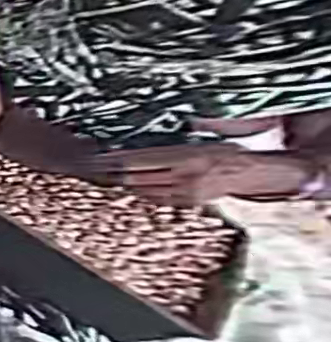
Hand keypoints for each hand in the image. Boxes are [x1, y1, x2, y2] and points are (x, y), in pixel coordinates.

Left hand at [91, 145, 311, 204]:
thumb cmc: (219, 152)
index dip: (109, 161)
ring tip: (100, 176)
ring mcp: (186, 191)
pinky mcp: (187, 202)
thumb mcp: (195, 143)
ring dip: (118, 183)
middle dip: (107, 173)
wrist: (255, 173)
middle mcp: (185, 176)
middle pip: (131, 177)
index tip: (90, 157)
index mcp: (186, 158)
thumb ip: (163, 146)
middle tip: (86, 168)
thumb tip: (125, 140)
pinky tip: (125, 185)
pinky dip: (135, 191)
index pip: (134, 161)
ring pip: (138, 189)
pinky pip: (151, 198)